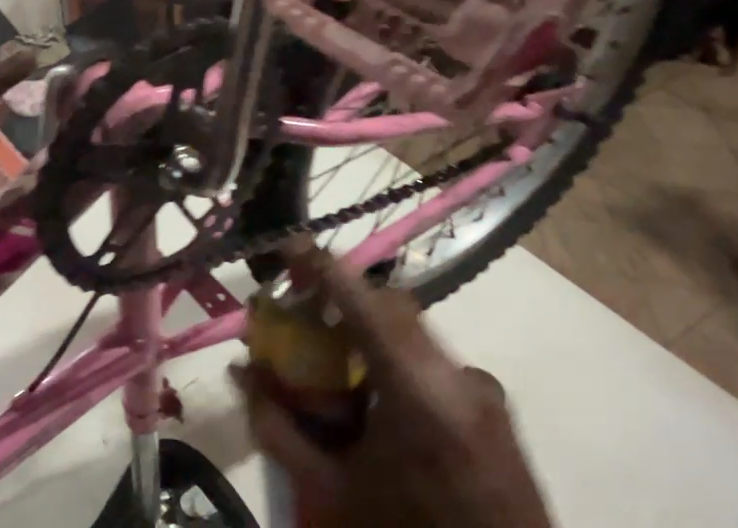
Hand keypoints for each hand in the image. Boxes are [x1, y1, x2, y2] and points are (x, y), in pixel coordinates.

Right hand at [235, 250, 553, 527]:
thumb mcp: (331, 490)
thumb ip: (278, 427)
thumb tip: (241, 373)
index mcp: (418, 392)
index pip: (364, 301)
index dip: (322, 265)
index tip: (286, 246)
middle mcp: (459, 378)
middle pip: (389, 310)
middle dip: (340, 300)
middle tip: (298, 311)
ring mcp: (484, 393)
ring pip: (412, 336)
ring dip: (367, 334)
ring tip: (331, 365)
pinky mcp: (496, 413)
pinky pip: (433, 365)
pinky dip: (394, 364)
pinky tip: (373, 405)